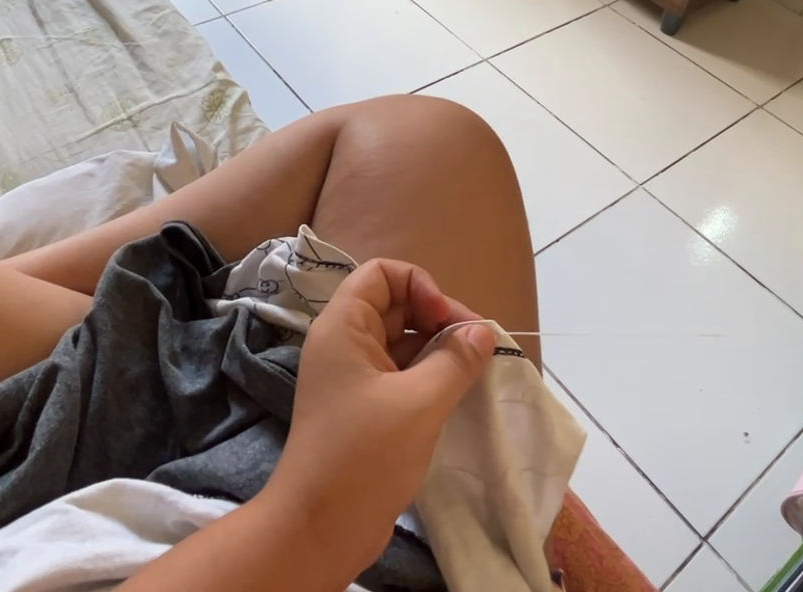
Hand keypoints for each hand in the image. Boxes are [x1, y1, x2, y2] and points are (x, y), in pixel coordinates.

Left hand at [262, 259, 495, 580]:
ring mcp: (353, 375)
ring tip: (474, 370)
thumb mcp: (418, 403)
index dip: (419, 285)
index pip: (381, 273)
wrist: (320, 528)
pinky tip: (458, 392)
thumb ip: (454, 361)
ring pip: (401, 340)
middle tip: (476, 347)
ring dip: (438, 347)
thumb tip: (483, 331)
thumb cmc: (363, 455)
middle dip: (438, 317)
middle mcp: (345, 342)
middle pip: (396, 304)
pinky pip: (400, 371)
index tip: (447, 321)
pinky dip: (429, 374)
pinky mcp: (364, 405)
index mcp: (343, 326)